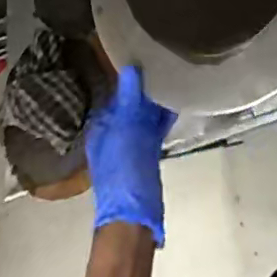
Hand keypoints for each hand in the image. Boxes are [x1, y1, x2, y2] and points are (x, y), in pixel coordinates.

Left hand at [85, 66, 177, 244]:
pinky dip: (162, 118)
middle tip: (163, 63)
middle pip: (129, 104)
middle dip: (144, 88)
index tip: (145, 57)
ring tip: (172, 78)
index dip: (129, 77)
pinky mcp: (145, 158)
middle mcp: (112, 134)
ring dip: (155, 102)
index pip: (115, 93)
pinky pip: (153, 130)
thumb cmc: (125, 171)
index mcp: (101, 126)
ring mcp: (129, 147)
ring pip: (142, 117)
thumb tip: (130, 67)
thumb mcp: (126, 130)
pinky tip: (175, 104)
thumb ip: (129, 99)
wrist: (134, 219)